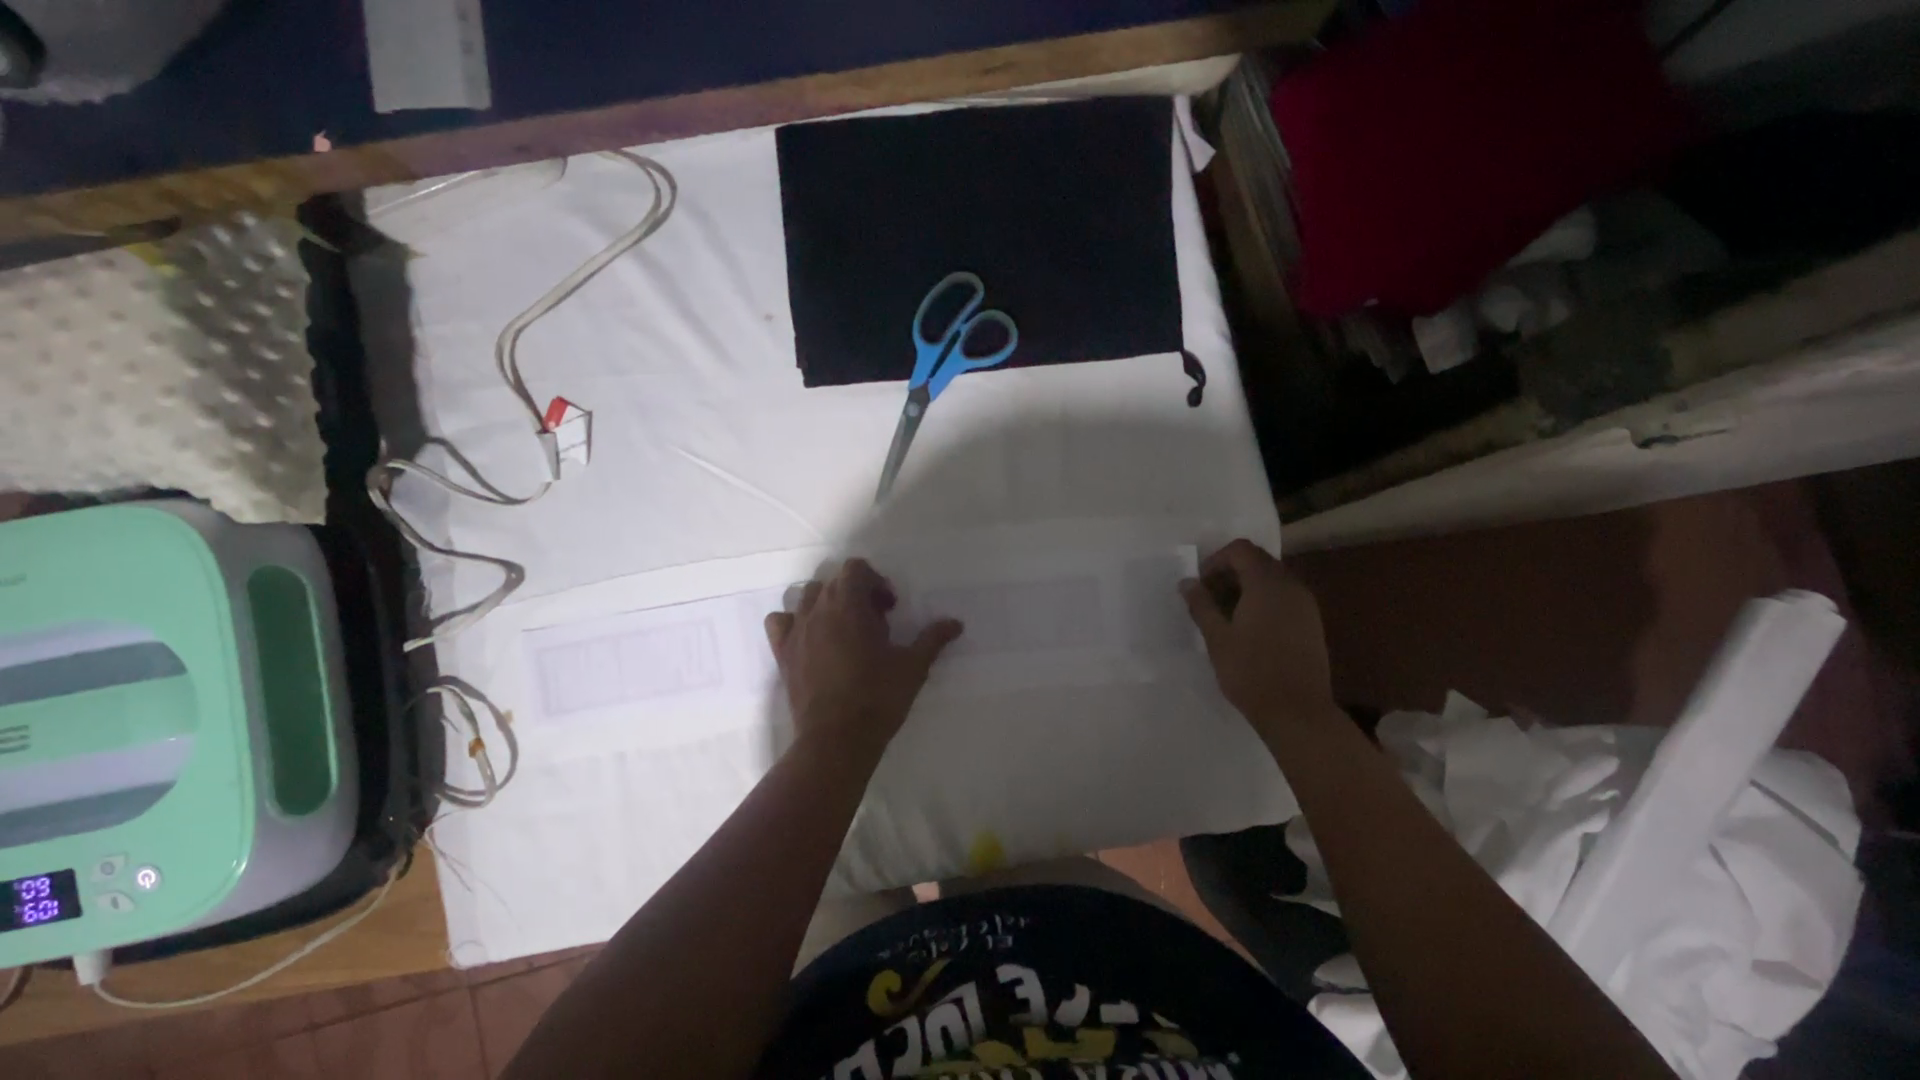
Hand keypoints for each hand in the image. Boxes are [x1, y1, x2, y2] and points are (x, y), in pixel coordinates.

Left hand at [764, 558, 963, 757]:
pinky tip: (811, 639)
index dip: (876, 582)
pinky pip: (780, 622)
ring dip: (827, 603)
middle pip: (834, 582)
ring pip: (807, 597)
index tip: (890, 609)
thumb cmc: (878, 698)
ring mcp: (797, 630)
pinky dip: (794, 622)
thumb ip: (933, 639)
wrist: (836, 738)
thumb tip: (956, 623)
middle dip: (857, 594)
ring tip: (845, 629)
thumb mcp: (913, 666)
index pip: (856, 568)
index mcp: (849, 606)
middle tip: (876, 624)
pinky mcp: (783, 653)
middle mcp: (818, 610)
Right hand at [1180, 539, 1337, 738]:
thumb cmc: (1251, 672)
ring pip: (1273, 580)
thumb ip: (1201, 605)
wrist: (1297, 711)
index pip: (1241, 550)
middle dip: (1230, 573)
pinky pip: (1284, 598)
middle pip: (1258, 561)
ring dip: (1247, 588)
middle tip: (1209, 599)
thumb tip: (1187, 583)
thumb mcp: (1217, 638)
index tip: (1201, 585)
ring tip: (1226, 616)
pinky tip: (1249, 629)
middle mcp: (1291, 586)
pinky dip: (1264, 601)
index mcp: (1267, 584)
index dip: (1216, 560)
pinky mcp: (1312, 623)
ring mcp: (1306, 605)